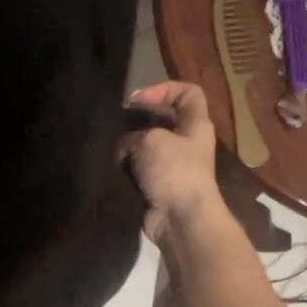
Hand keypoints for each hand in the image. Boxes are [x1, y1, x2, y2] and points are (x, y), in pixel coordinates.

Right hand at [124, 82, 223, 234]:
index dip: (164, 88)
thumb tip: (125, 146)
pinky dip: (127, 169)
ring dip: (129, 146)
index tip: (138, 99)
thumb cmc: (174, 171)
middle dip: (140, 119)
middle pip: (164, 120)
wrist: (180, 218)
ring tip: (110, 147)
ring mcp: (173, 166)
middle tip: (117, 123)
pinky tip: (113, 169)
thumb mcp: (151, 140)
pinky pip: (140, 170)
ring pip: (148, 146)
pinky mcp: (159, 187)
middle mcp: (187, 142)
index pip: (187, 92)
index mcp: (196, 124)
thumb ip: (134, 135)